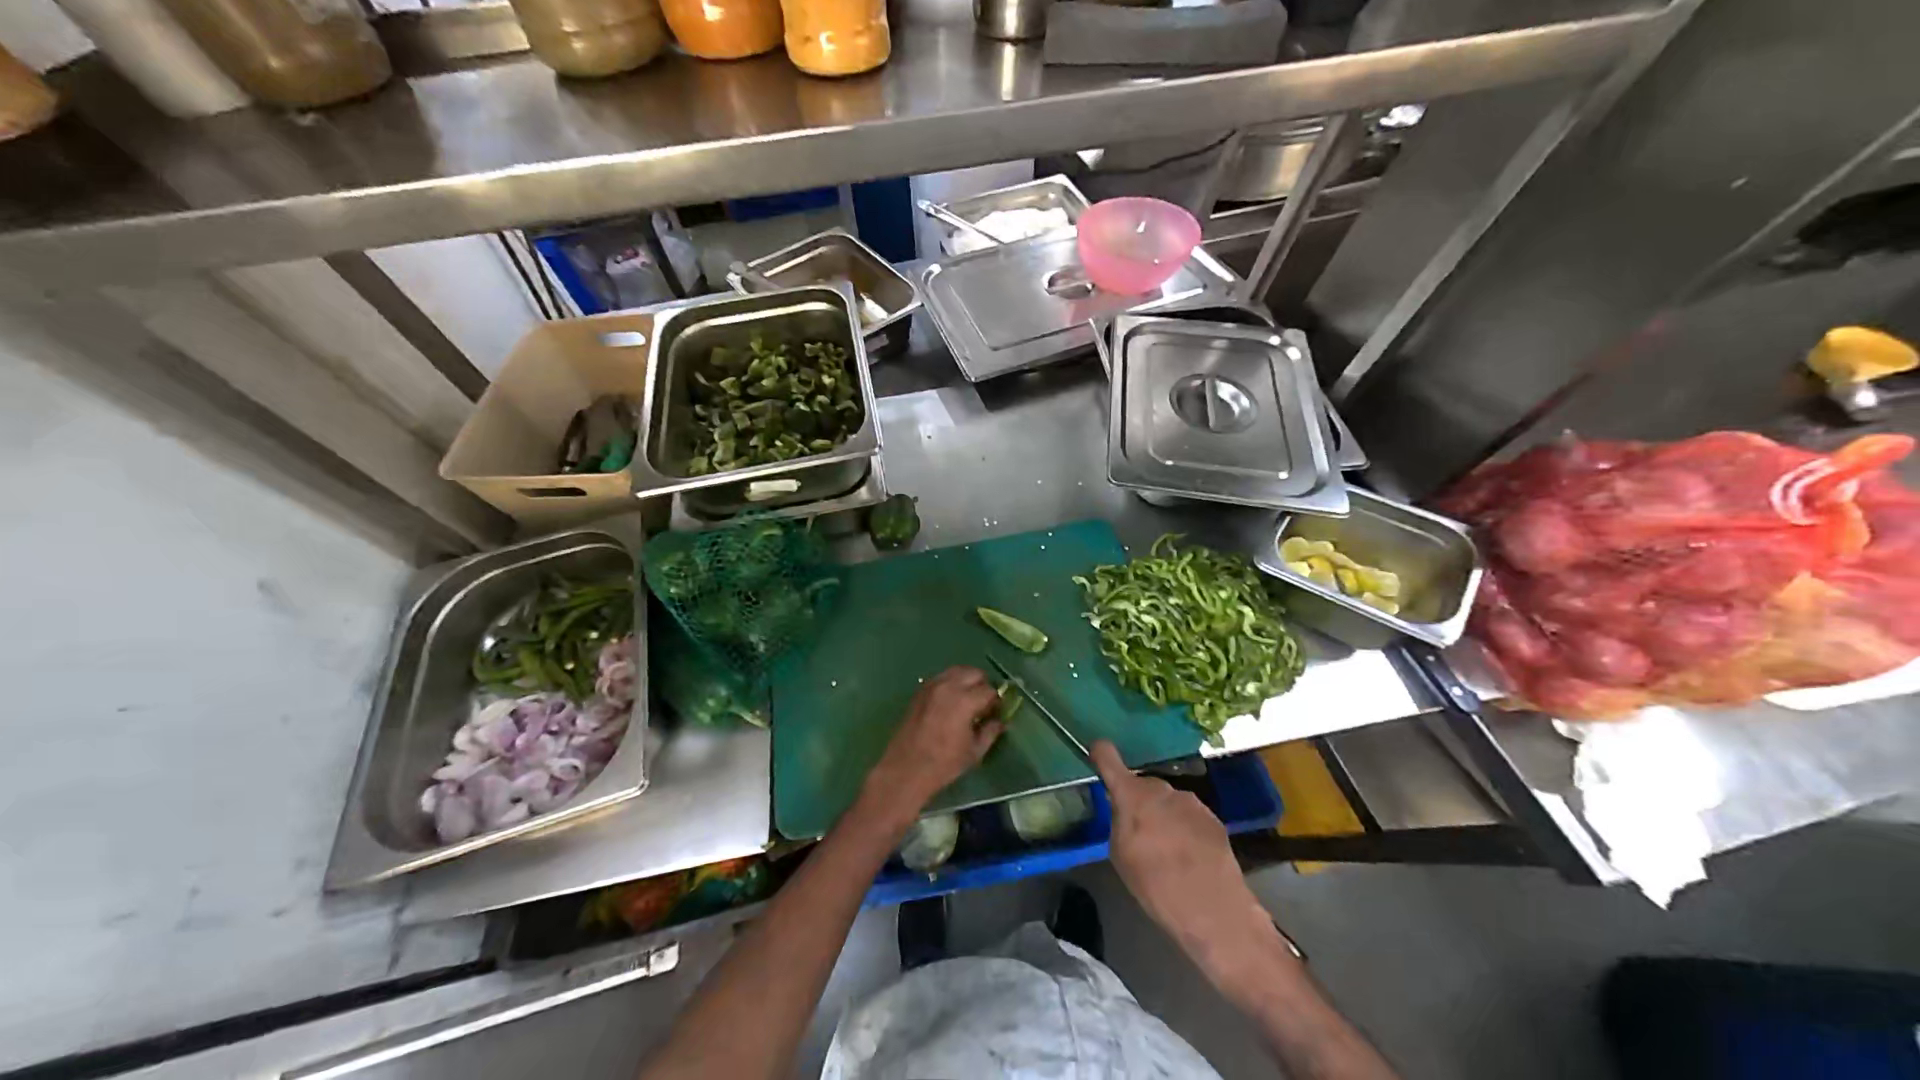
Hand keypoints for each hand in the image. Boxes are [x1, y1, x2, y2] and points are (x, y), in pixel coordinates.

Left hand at [859, 666, 1003, 826]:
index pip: (989, 690)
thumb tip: (1000, 721)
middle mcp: (948, 686)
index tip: (995, 713)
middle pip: (974, 673)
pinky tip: (950, 702)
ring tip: (967, 701)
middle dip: (983, 685)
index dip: (996, 701)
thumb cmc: (944, 763)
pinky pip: (941, 678)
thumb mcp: (974, 751)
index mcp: (965, 700)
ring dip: (966, 681)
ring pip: (956, 671)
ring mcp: (931, 686)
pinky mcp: (920, 691)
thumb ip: (990, 731)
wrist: (906, 768)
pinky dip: (951, 683)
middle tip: (983, 705)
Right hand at [1092, 739, 1290, 989]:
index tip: (1097, 751)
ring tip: (1167, 850)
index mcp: (1132, 797)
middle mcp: (1162, 789)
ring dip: (1163, 815)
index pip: (1110, 759)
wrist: (1213, 910)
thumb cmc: (1156, 886)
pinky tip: (1189, 856)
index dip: (1102, 754)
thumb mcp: (1120, 855)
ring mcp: (1190, 801)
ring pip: (1167, 800)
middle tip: (1138, 832)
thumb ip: (1119, 821)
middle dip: (1138, 801)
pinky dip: (1184, 827)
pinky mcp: (1213, 817)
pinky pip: (1188, 814)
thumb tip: (1125, 808)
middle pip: (1143, 786)